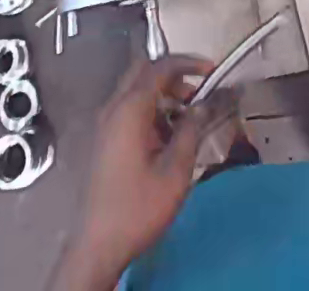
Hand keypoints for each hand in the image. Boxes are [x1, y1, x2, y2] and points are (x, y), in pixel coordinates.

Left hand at [51, 54, 225, 290]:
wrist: (97, 244)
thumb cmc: (138, 207)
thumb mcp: (175, 171)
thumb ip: (191, 131)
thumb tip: (203, 105)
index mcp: (129, 109)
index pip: (160, 67)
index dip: (188, 63)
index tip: (211, 69)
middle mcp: (113, 107)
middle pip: (144, 71)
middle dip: (173, 76)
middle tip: (197, 94)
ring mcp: (105, 122)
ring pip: (136, 90)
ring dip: (163, 94)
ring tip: (187, 118)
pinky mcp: (105, 138)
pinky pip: (129, 108)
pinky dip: (151, 109)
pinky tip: (168, 136)